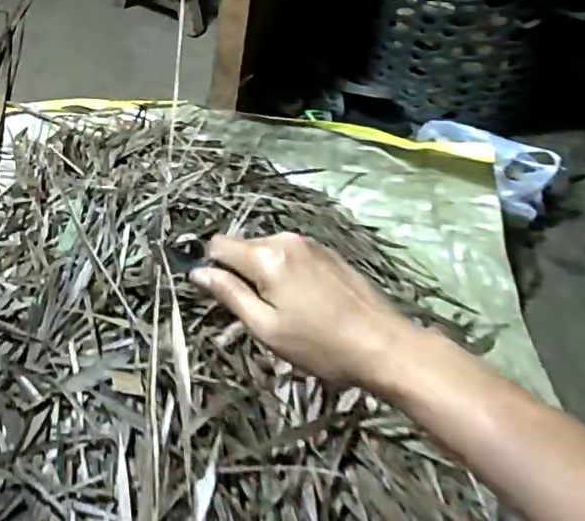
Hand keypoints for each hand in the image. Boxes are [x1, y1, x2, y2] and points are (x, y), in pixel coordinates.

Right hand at [191, 233, 421, 388]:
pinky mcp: (326, 251)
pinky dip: (287, 271)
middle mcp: (284, 239)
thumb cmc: (321, 345)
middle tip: (260, 311)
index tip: (222, 295)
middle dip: (241, 272)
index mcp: (265, 256)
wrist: (386, 346)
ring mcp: (308, 242)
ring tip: (288, 310)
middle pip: (243, 246)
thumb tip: (198, 272)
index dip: (212, 267)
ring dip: (265, 272)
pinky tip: (307, 301)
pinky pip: (290, 253)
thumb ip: (229, 295)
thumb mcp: (267, 329)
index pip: (218, 244)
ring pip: (267, 250)